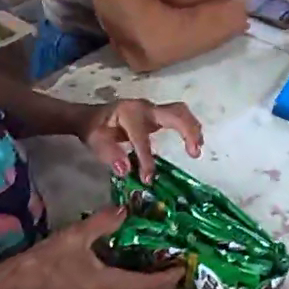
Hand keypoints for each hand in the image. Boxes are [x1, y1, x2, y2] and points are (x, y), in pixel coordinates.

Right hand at [0, 208, 183, 288]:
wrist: (17, 286)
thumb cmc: (47, 262)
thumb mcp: (76, 236)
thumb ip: (104, 222)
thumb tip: (126, 210)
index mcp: (110, 286)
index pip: (150, 286)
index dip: (169, 277)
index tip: (183, 264)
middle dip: (166, 287)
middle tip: (176, 267)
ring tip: (161, 271)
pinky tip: (133, 275)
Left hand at [78, 98, 203, 180]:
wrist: (92, 116)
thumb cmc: (94, 129)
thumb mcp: (95, 141)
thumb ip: (110, 154)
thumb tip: (126, 169)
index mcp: (129, 114)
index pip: (142, 139)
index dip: (146, 160)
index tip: (148, 180)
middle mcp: (145, 108)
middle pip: (174, 113)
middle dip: (187, 131)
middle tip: (194, 153)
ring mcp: (152, 109)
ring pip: (180, 112)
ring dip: (192, 128)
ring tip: (196, 149)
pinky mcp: (157, 115)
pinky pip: (178, 116)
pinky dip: (189, 127)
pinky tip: (194, 142)